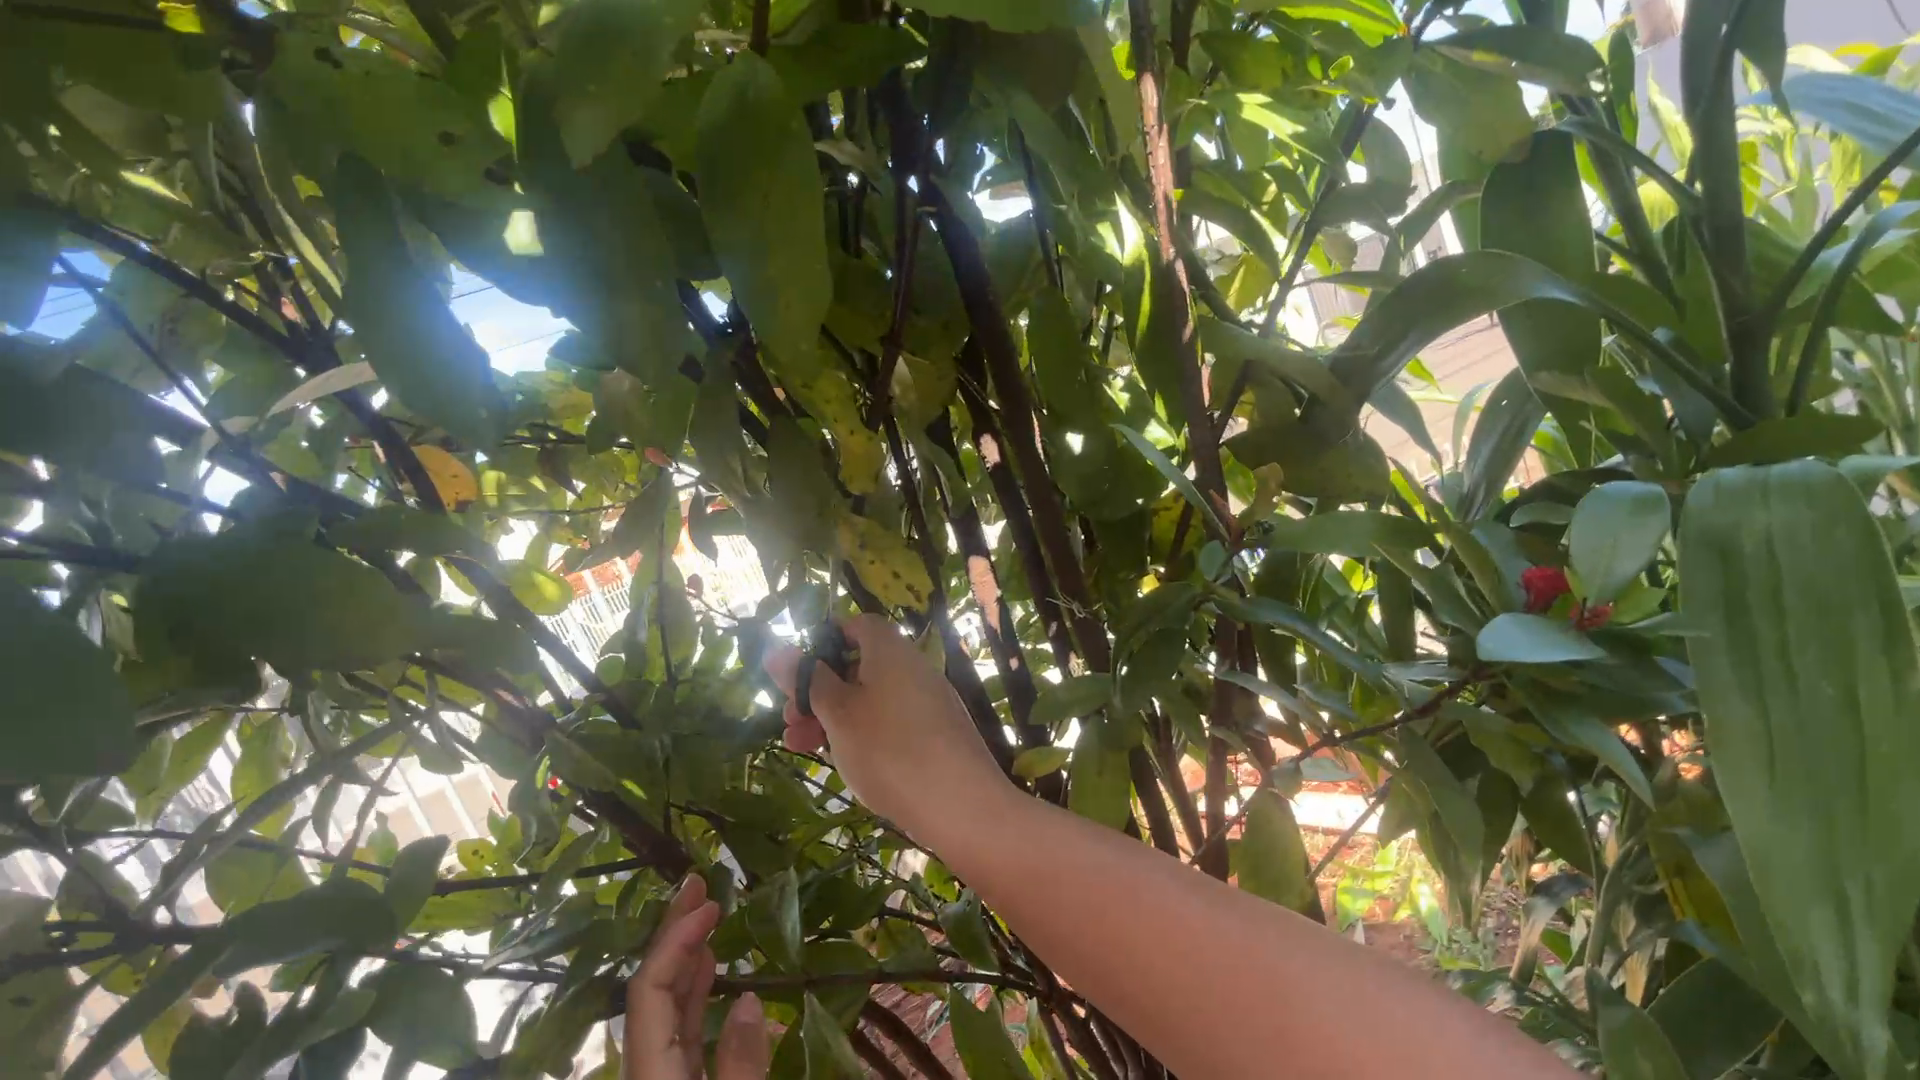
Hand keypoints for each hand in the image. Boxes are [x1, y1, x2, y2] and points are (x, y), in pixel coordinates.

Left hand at [625, 875, 767, 1079]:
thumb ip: (740, 1064)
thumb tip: (749, 999)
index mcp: (650, 1073)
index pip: (650, 992)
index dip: (675, 942)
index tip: (710, 904)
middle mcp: (646, 1068)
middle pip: (651, 990)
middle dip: (673, 934)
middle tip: (698, 884)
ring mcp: (660, 1076)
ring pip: (666, 1007)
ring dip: (685, 957)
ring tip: (707, 913)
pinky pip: (679, 1028)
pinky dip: (694, 992)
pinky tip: (709, 967)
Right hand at [763, 615, 1014, 840]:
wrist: (961, 806)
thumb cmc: (889, 750)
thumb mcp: (838, 713)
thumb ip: (809, 681)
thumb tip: (778, 650)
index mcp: (891, 652)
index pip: (859, 625)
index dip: (827, 641)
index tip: (798, 672)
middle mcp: (915, 669)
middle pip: (861, 666)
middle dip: (819, 690)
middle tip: (790, 721)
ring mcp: (930, 703)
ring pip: (873, 699)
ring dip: (835, 717)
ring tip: (802, 749)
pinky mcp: (938, 735)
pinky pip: (893, 722)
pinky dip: (865, 734)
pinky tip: (847, 763)